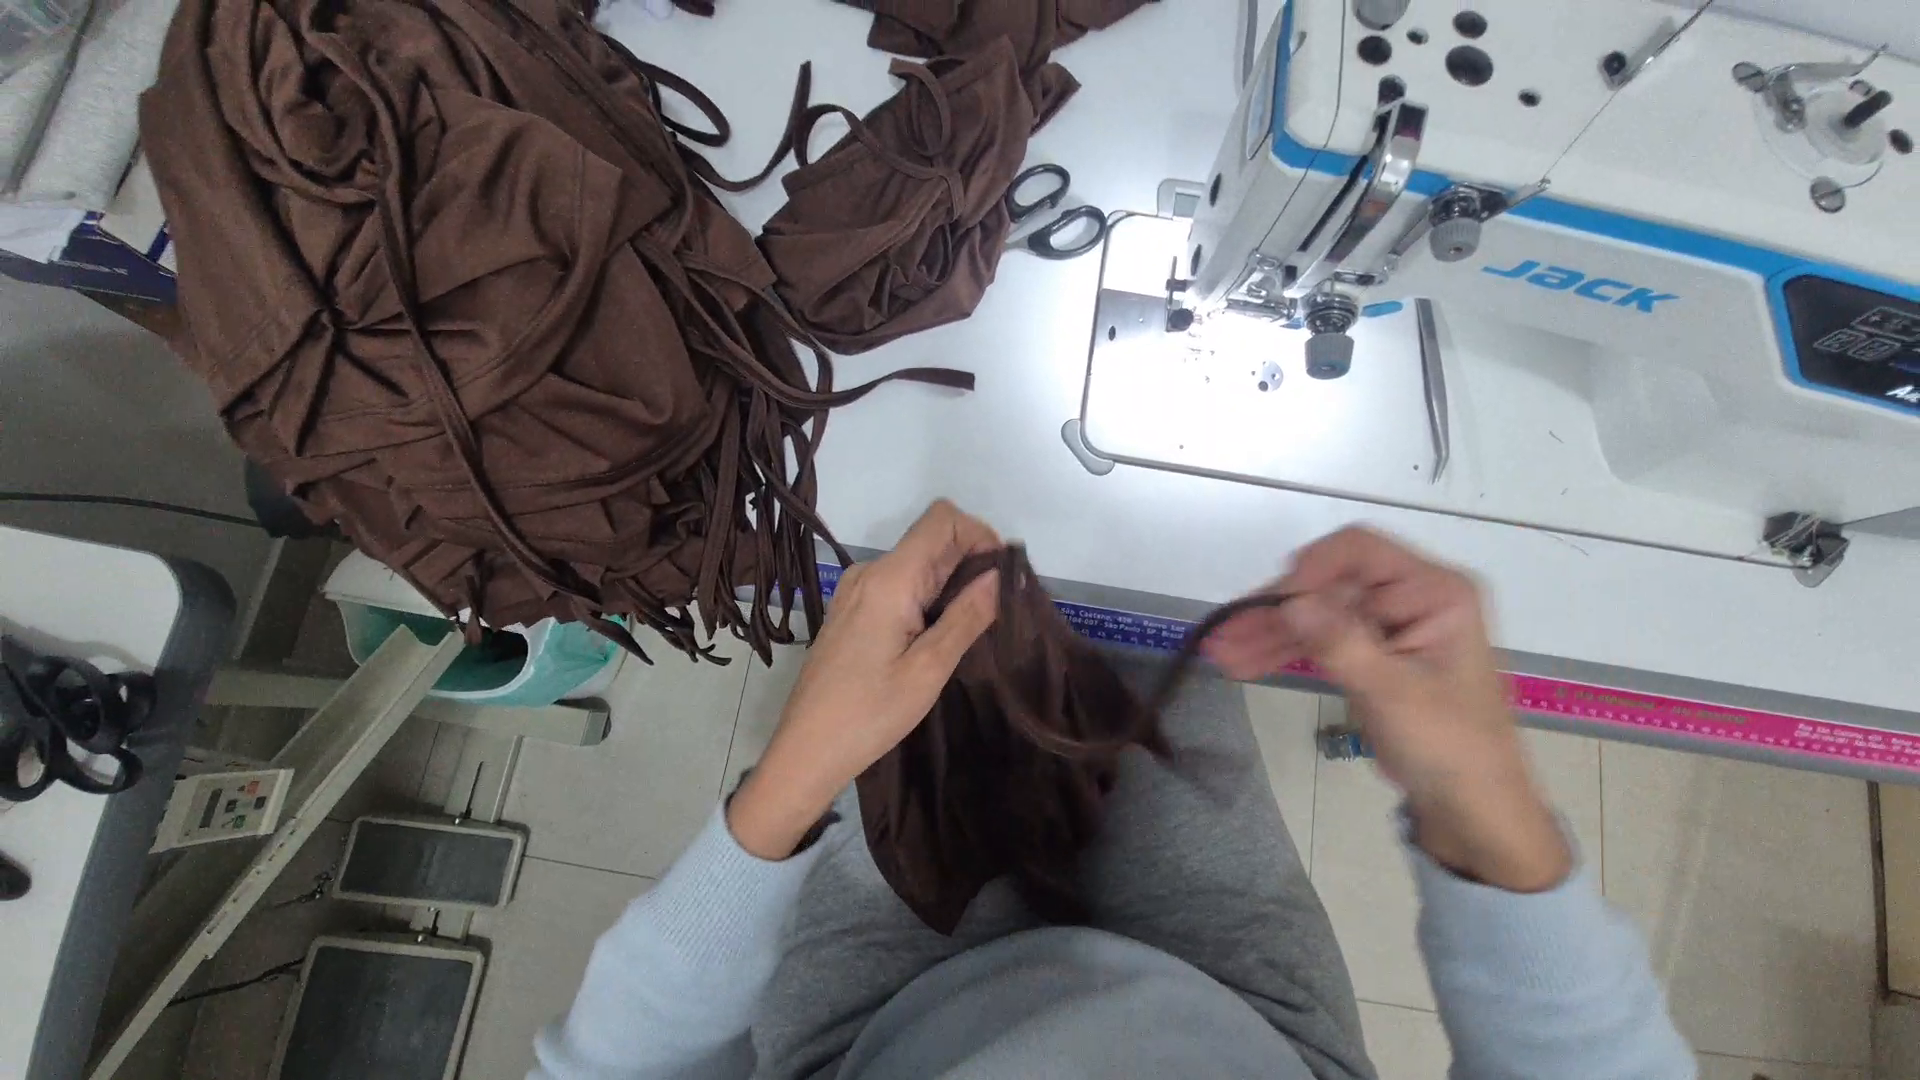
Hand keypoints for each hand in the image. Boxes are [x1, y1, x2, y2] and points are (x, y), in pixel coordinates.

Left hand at [727, 500, 1001, 859]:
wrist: (806, 750)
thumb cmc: (869, 714)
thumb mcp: (929, 668)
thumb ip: (967, 615)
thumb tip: (999, 574)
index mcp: (889, 579)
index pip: (942, 519)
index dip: (980, 534)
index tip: (1002, 577)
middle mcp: (870, 572)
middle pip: (931, 539)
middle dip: (971, 562)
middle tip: (994, 612)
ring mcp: (856, 590)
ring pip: (917, 564)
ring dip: (951, 582)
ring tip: (969, 630)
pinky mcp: (852, 610)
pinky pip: (899, 585)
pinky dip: (927, 597)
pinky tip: (936, 637)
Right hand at [1205, 527, 1569, 891]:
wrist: (1472, 807)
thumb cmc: (1449, 746)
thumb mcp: (1392, 693)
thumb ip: (1340, 642)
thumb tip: (1288, 601)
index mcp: (1434, 591)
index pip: (1359, 552)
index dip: (1310, 570)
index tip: (1271, 604)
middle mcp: (1408, 596)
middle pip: (1325, 584)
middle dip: (1274, 611)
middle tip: (1224, 636)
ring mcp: (1385, 623)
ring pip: (1312, 612)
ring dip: (1267, 632)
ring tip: (1221, 653)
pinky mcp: (1367, 650)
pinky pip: (1315, 638)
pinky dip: (1281, 650)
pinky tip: (1243, 663)